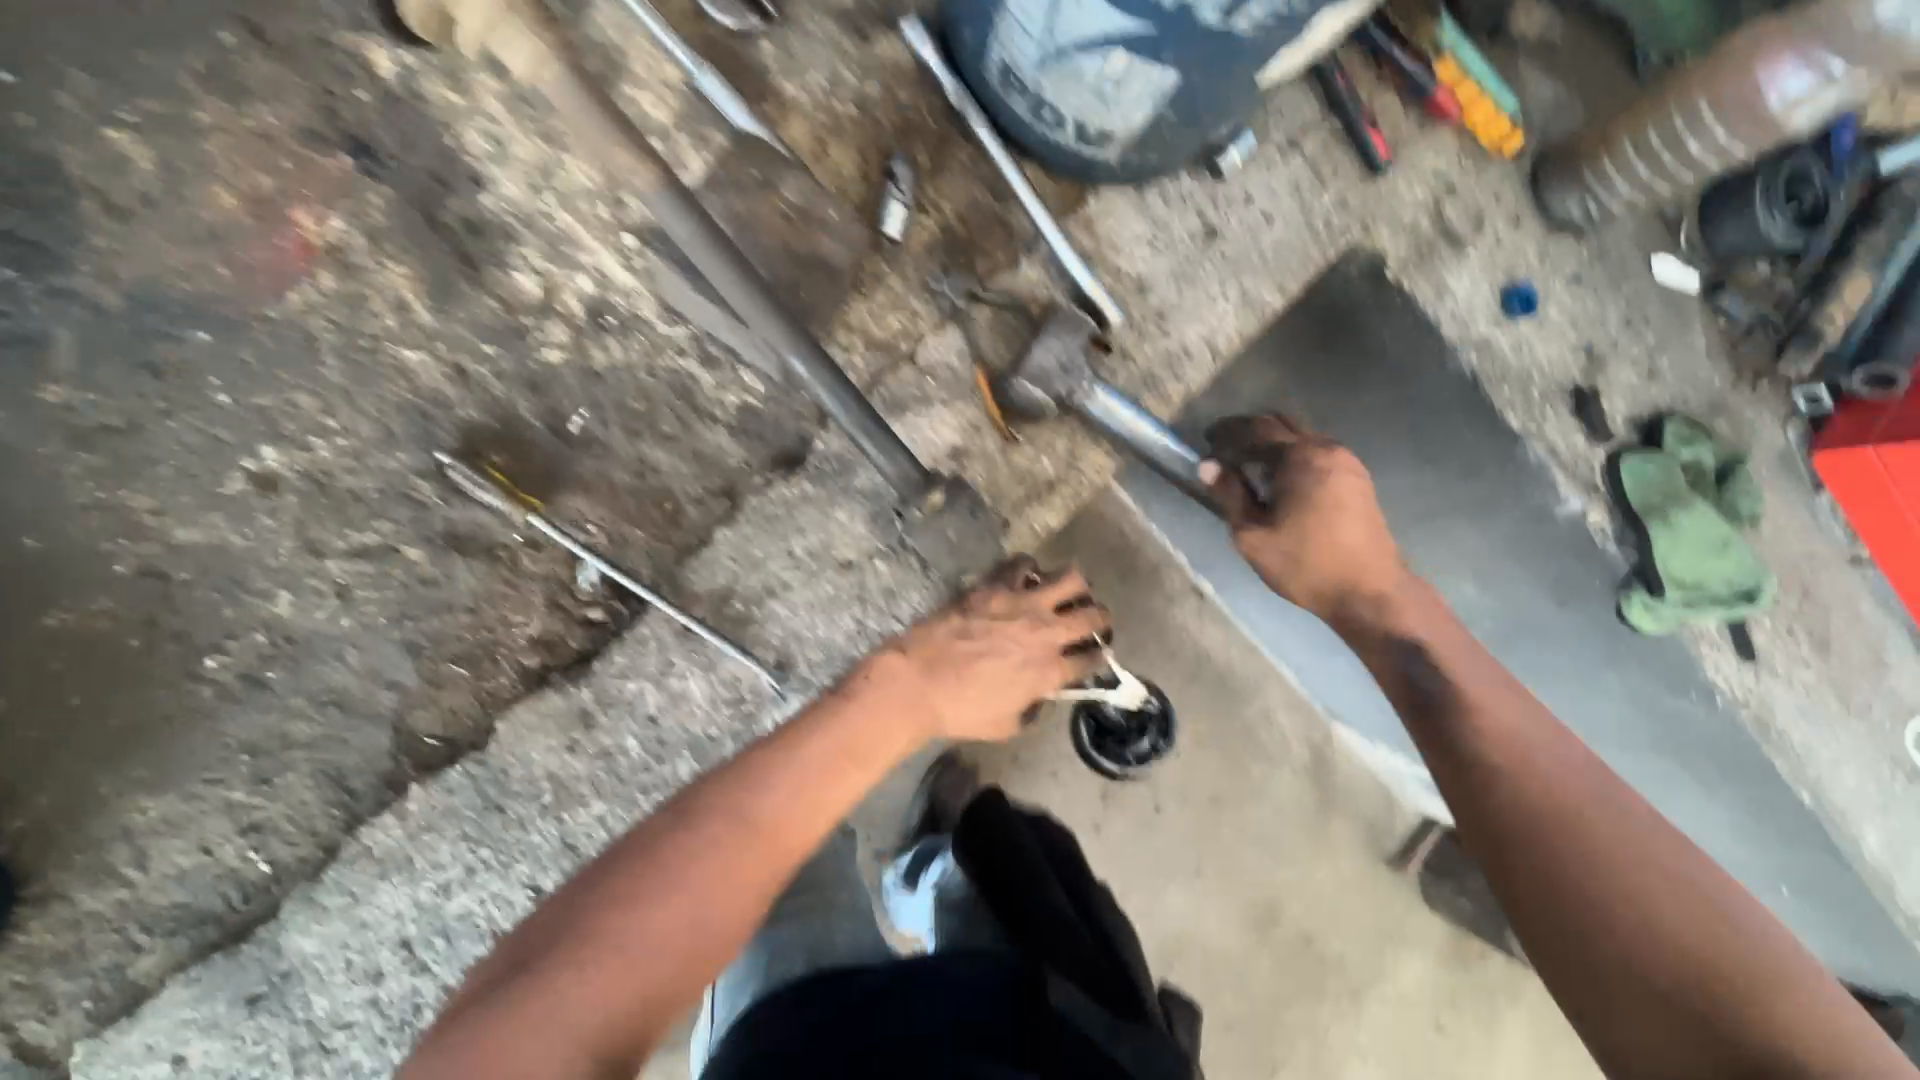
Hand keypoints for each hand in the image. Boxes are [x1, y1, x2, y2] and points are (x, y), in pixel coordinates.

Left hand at [866, 555, 1111, 743]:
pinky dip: (1029, 569)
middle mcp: (1046, 633)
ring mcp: (1022, 603)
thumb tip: (1039, 695)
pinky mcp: (995, 586)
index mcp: (1050, 671)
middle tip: (1092, 620)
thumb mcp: (1006, 725)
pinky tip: (1025, 576)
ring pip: (1071, 578)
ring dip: (1075, 585)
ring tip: (1067, 589)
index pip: (1093, 658)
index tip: (1096, 654)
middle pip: (1094, 615)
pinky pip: (1023, 565)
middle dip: (1100, 618)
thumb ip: (1032, 708)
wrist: (918, 682)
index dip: (1099, 656)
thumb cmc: (960, 711)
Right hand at [1199, 414, 1409, 628]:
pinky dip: (1295, 458)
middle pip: (1283, 424)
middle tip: (1227, 451)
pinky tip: (1282, 484)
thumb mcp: (1253, 534)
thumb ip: (1230, 495)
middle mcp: (1327, 449)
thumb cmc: (1304, 564)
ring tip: (1251, 470)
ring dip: (1275, 446)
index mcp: (1300, 457)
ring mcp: (1348, 463)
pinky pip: (1319, 454)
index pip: (1256, 428)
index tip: (1207, 440)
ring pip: (1303, 438)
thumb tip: (1208, 466)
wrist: (1369, 591)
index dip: (1228, 431)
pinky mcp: (1358, 479)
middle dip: (1251, 432)